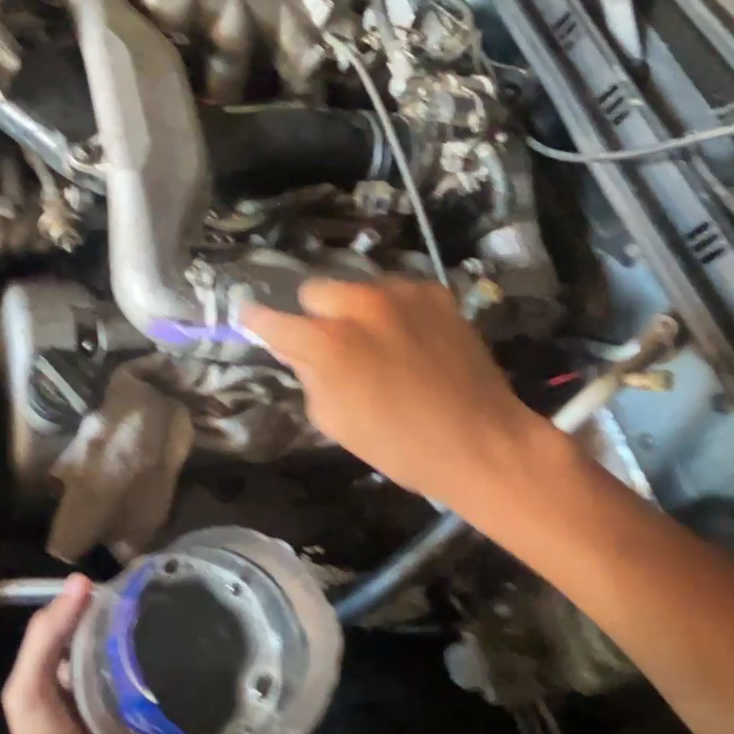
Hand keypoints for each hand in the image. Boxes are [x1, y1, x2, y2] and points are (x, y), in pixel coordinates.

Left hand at [2, 574, 253, 733]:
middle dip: (184, 639)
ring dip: (215, 686)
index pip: (113, 627)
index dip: (134, 604)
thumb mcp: (31, 697)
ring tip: (244, 663)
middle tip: (217, 614)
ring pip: (188, 695)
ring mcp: (150, 727)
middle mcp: (120, 695)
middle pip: (156, 656)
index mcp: (86, 676)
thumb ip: (45, 641)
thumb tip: (82, 579)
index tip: (167, 578)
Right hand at [241, 279, 555, 508]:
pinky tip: (414, 340)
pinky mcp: (435, 293)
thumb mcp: (335, 421)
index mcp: (328, 343)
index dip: (258, 321)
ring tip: (381, 344)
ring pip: (360, 288)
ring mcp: (401, 294)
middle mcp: (360, 305)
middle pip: (316, 290)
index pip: (273, 320)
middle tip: (335, 344)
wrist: (481, 441)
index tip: (251, 318)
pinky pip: (399, 293)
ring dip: (359, 311)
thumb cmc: (399, 446)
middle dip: (318, 315)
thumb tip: (297, 349)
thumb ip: (308, 375)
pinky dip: (397, 312)